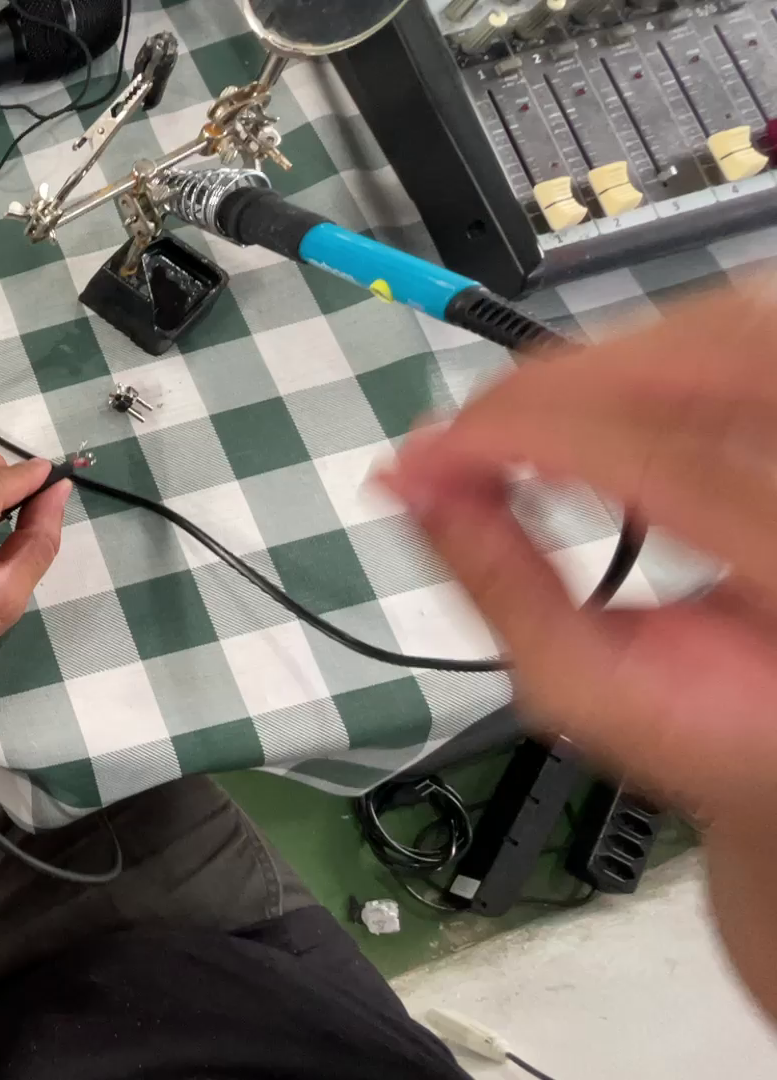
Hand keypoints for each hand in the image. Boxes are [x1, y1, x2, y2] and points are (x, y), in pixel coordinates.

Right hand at [377, 284, 776, 1011]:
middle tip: (459, 423)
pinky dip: (670, 360)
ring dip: (615, 353)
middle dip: (557, 370)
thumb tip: (407, 483)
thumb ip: (491, 573)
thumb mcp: (580, 697)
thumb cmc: (717, 770)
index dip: (497, 424)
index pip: (629, 438)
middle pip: (721, 346)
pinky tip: (604, 405)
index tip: (407, 450)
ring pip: (750, 331)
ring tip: (521, 409)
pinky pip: (756, 365)